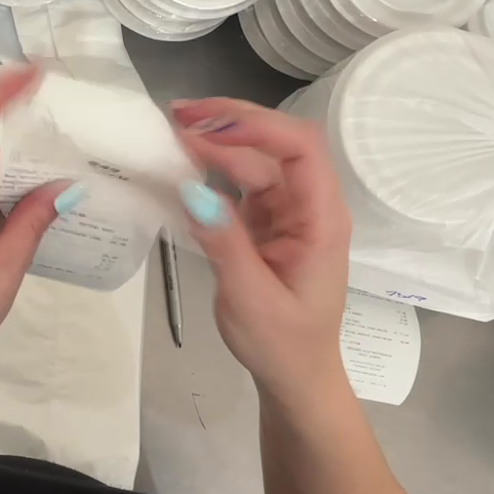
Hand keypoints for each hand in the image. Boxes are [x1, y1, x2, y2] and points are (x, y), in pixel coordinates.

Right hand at [171, 99, 352, 396]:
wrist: (294, 376)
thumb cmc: (282, 344)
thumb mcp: (249, 297)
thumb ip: (223, 241)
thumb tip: (190, 189)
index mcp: (321, 220)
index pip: (300, 150)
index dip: (257, 127)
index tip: (206, 127)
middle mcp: (307, 206)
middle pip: (275, 146)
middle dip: (230, 124)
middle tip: (178, 116)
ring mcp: (286, 212)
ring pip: (254, 161)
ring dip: (216, 143)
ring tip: (173, 134)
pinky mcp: (265, 222)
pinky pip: (239, 184)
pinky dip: (211, 170)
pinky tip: (183, 164)